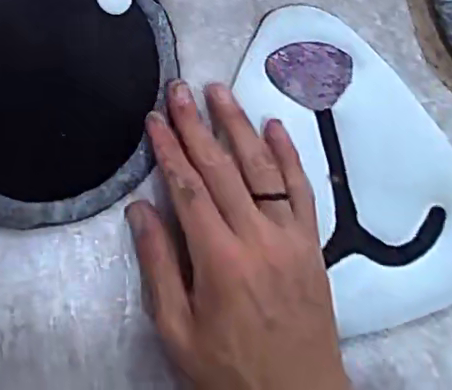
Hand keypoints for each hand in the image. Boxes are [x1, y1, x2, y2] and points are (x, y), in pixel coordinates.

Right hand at [129, 81, 349, 389]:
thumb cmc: (230, 372)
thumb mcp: (178, 334)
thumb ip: (159, 267)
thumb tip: (140, 209)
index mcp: (219, 261)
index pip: (187, 188)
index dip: (168, 149)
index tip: (154, 118)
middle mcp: (256, 237)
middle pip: (221, 167)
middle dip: (195, 124)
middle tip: (179, 89)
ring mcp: (289, 234)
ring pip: (260, 166)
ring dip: (237, 124)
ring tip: (218, 91)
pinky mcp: (311, 239)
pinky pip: (301, 186)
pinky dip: (287, 152)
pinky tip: (274, 123)